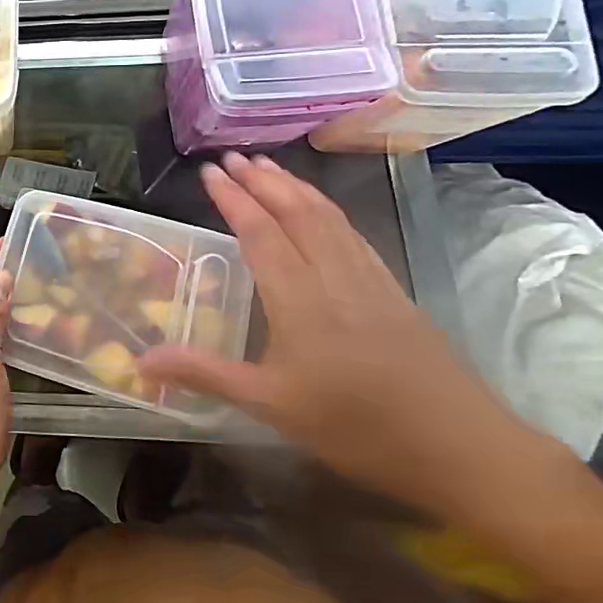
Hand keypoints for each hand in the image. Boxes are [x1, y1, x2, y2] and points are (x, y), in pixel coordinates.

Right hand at [138, 152, 535, 512]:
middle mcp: (335, 277)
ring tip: (268, 168)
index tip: (209, 172)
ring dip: (295, 188)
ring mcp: (370, 280)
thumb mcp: (271, 407)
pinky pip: (354, 235)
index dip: (233, 199)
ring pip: (329, 218)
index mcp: (300, 300)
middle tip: (231, 157)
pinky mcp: (394, 291)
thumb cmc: (357, 428)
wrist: (459, 446)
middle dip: (262, 181)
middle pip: (297, 213)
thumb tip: (142, 361)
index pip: (261, 233)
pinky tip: (323, 212)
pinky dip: (328, 211)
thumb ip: (206, 375)